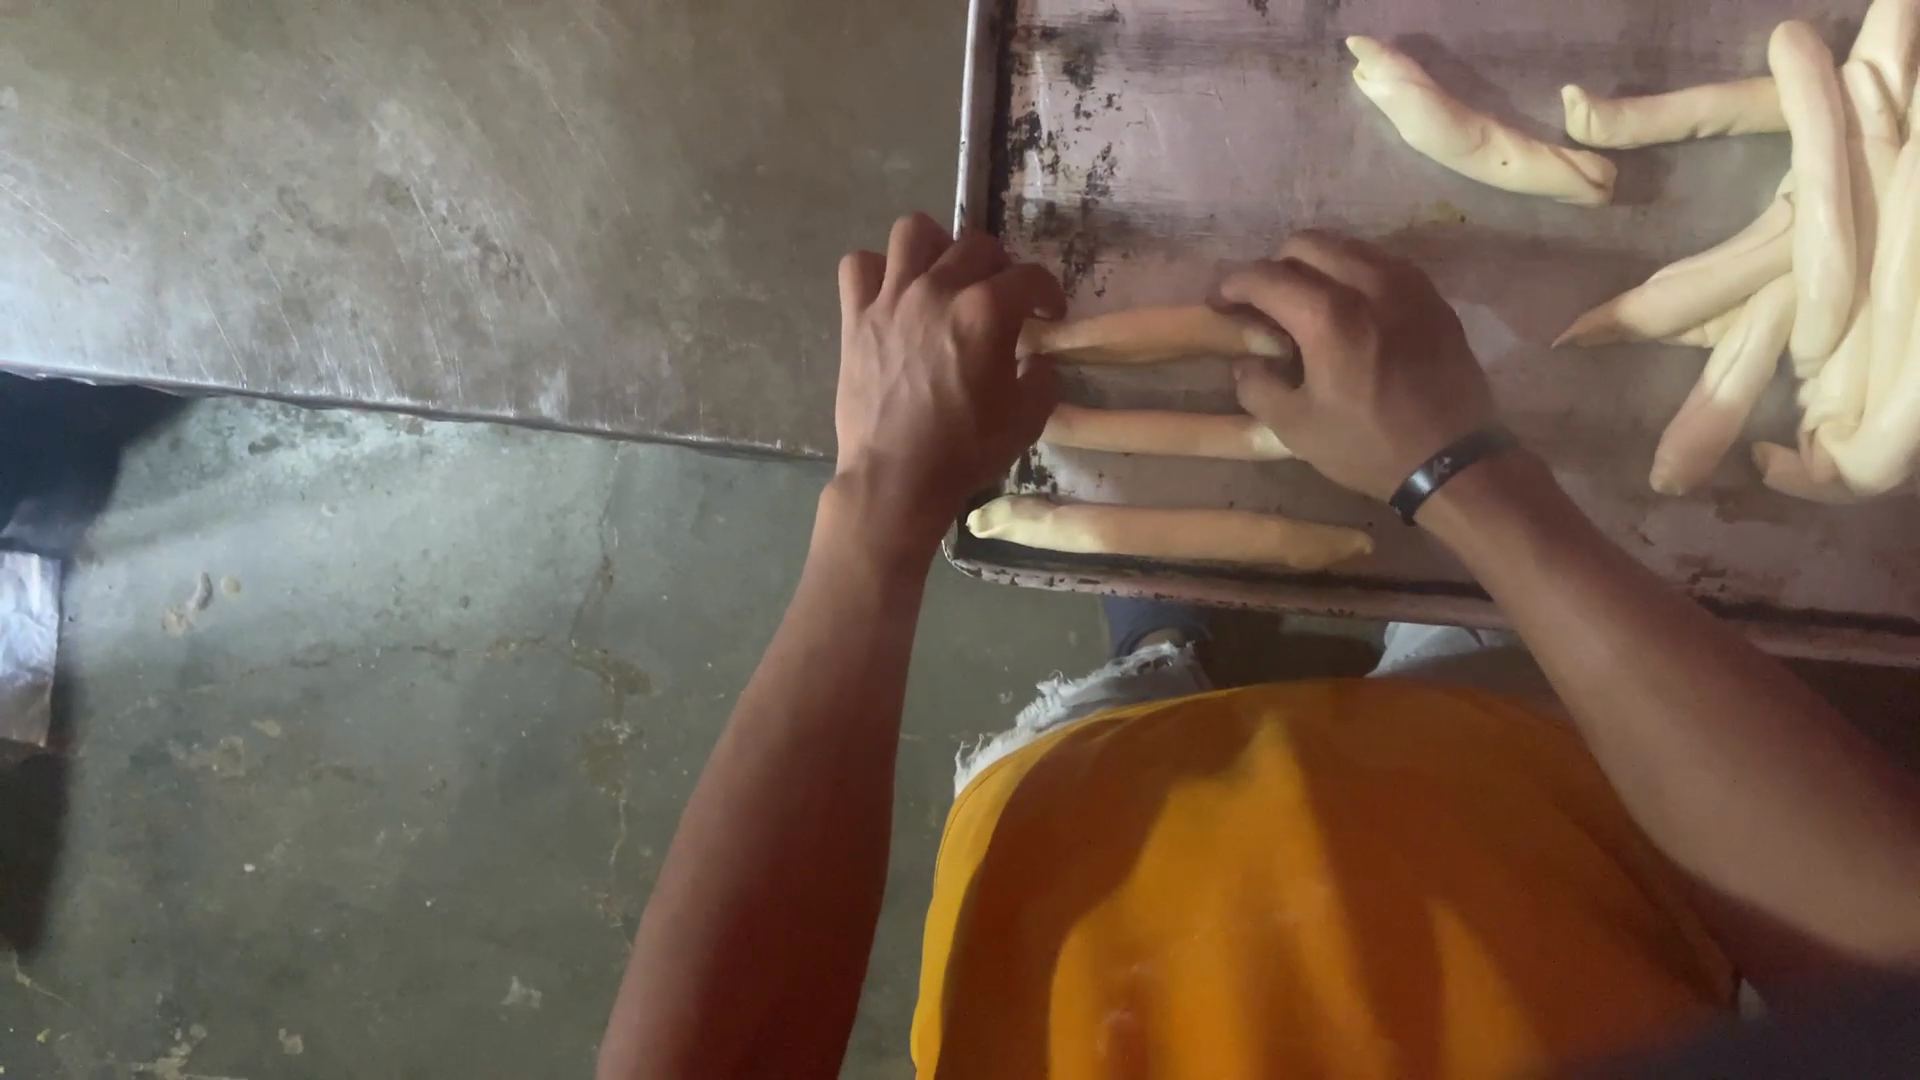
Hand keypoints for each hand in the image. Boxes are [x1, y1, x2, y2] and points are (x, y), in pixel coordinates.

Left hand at [830, 213, 1065, 551]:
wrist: (897, 479)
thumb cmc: (964, 452)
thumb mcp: (1026, 421)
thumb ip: (1042, 379)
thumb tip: (1037, 359)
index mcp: (985, 312)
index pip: (1029, 277)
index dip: (1048, 291)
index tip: (1050, 312)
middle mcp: (937, 290)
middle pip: (975, 246)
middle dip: (1000, 268)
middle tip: (1001, 299)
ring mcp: (891, 299)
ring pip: (913, 232)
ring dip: (937, 246)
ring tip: (944, 275)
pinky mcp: (855, 318)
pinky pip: (859, 266)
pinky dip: (878, 271)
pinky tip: (892, 293)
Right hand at [1224, 231, 1496, 500]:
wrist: (1451, 458)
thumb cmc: (1365, 445)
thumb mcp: (1294, 426)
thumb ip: (1257, 386)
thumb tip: (1246, 362)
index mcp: (1329, 317)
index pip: (1266, 277)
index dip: (1232, 285)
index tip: (1218, 302)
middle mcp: (1369, 284)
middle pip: (1306, 244)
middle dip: (1272, 266)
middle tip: (1258, 301)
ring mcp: (1407, 284)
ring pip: (1346, 246)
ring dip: (1313, 266)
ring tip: (1300, 302)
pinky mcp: (1431, 296)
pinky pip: (1379, 263)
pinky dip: (1350, 273)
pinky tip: (1343, 308)